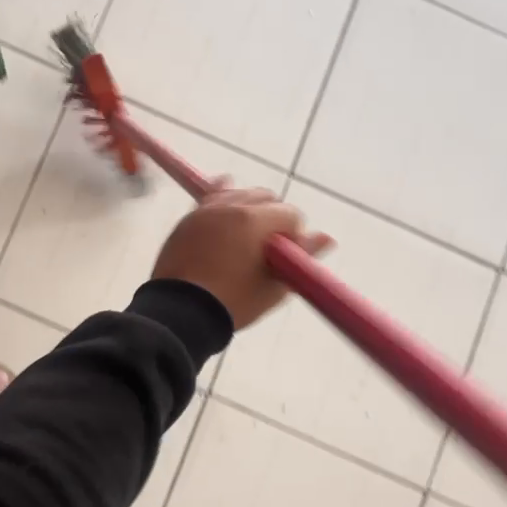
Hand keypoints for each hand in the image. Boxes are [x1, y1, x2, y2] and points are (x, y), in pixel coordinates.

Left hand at [151, 185, 334, 328]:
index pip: (289, 214)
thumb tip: (326, 238)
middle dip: (272, 216)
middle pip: (263, 198)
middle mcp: (228, 207)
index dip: (294, 234)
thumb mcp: (274, 285)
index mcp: (253, 220)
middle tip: (268, 246)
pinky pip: (208, 200)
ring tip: (249, 230)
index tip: (286, 255)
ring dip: (248, 207)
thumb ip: (300, 256)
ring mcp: (203, 212)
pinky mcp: (185, 221)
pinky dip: (221, 199)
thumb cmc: (232, 301)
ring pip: (236, 194)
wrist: (180, 311)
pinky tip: (225, 194)